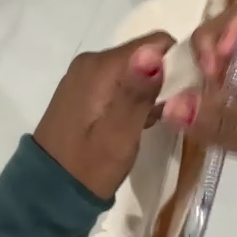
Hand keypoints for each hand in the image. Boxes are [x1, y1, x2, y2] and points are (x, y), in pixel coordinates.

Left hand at [34, 32, 174, 197]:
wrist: (47, 193)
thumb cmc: (88, 168)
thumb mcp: (119, 136)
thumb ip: (137, 93)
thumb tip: (154, 52)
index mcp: (100, 67)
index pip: (157, 43)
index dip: (180, 63)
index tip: (188, 95)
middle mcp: (91, 62)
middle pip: (146, 54)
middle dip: (167, 78)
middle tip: (175, 113)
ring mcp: (85, 76)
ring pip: (136, 70)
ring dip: (153, 92)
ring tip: (159, 121)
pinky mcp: (84, 91)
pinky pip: (121, 83)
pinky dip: (136, 99)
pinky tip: (139, 124)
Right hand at [163, 0, 236, 218]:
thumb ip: (221, 123)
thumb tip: (171, 105)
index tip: (218, 56)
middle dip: (218, 47)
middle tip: (202, 78)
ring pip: (236, 56)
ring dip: (213, 71)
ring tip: (200, 100)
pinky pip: (233, 84)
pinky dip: (215, 93)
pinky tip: (201, 111)